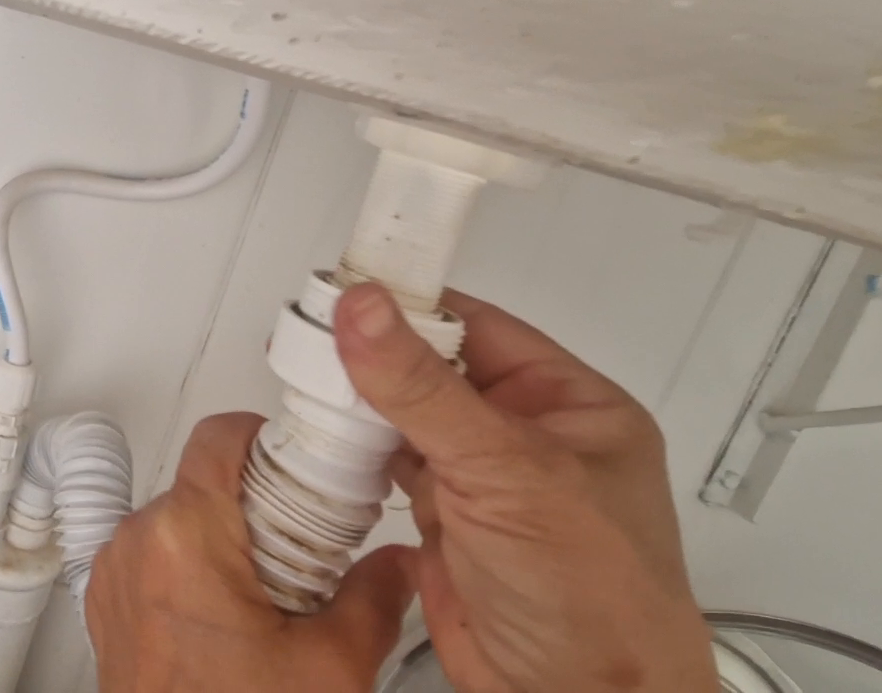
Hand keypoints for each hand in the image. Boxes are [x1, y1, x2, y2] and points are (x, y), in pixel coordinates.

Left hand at [86, 412, 415, 691]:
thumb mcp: (329, 670)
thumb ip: (373, 601)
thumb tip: (403, 559)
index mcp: (185, 534)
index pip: (216, 436)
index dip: (258, 434)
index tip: (293, 464)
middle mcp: (137, 535)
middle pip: (201, 482)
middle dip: (252, 503)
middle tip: (301, 548)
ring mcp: (113, 566)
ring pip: (177, 517)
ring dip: (220, 536)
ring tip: (267, 593)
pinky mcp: (104, 596)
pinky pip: (151, 553)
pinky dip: (187, 564)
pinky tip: (224, 616)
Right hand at [334, 283, 716, 692]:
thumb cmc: (583, 594)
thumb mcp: (504, 472)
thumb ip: (422, 387)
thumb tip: (359, 305)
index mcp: (564, 401)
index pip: (471, 323)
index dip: (406, 301)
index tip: (339, 288)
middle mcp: (519, 426)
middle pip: (427, 361)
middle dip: (367, 350)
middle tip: (302, 333)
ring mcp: (476, 469)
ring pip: (398, 406)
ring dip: (351, 395)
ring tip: (297, 375)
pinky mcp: (438, 505)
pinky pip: (382, 451)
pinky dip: (348, 441)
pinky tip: (317, 429)